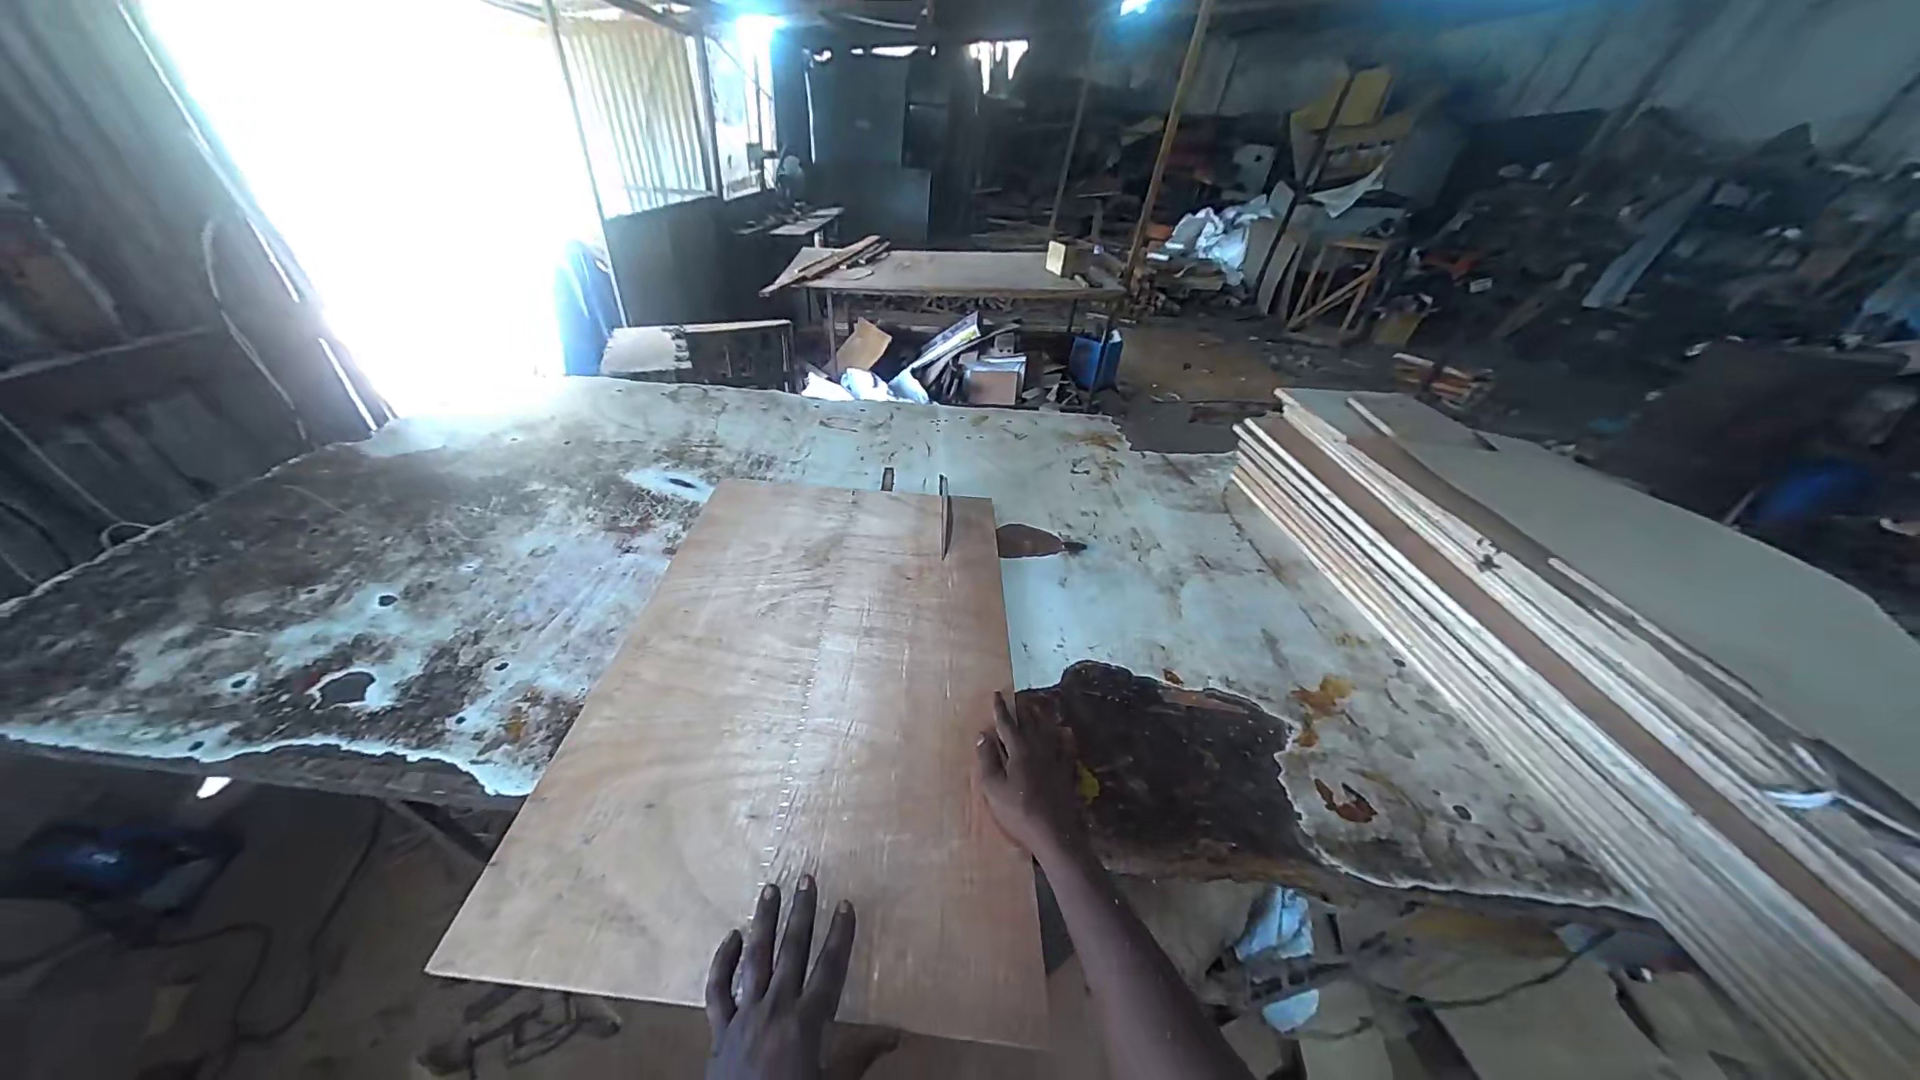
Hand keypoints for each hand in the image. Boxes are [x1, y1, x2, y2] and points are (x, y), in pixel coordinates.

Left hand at [706, 876, 856, 1079]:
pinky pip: (717, 991)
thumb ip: (861, 1057)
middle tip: (806, 879)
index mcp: (806, 1022)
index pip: (829, 968)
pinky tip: (731, 936)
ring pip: (755, 959)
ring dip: (764, 922)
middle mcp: (776, 1008)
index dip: (840, 935)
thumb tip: (896, 1035)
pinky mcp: (719, 1030)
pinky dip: (722, 962)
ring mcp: (744, 1016)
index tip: (846, 904)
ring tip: (769, 889)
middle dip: (802, 913)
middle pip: (792, 951)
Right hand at [976, 691, 1089, 863]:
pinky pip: (1065, 745)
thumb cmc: (1018, 812)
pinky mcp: (1067, 769)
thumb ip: (987, 759)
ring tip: (1034, 708)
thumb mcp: (993, 789)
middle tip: (1016, 697)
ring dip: (1039, 716)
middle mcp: (1039, 747)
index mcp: (1019, 750)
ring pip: (1047, 728)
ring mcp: (1056, 757)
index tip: (997, 693)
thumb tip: (983, 734)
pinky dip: (1062, 734)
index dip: (1000, 708)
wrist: (1055, 833)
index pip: (1007, 723)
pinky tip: (1064, 731)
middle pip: (1030, 720)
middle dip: (1021, 707)